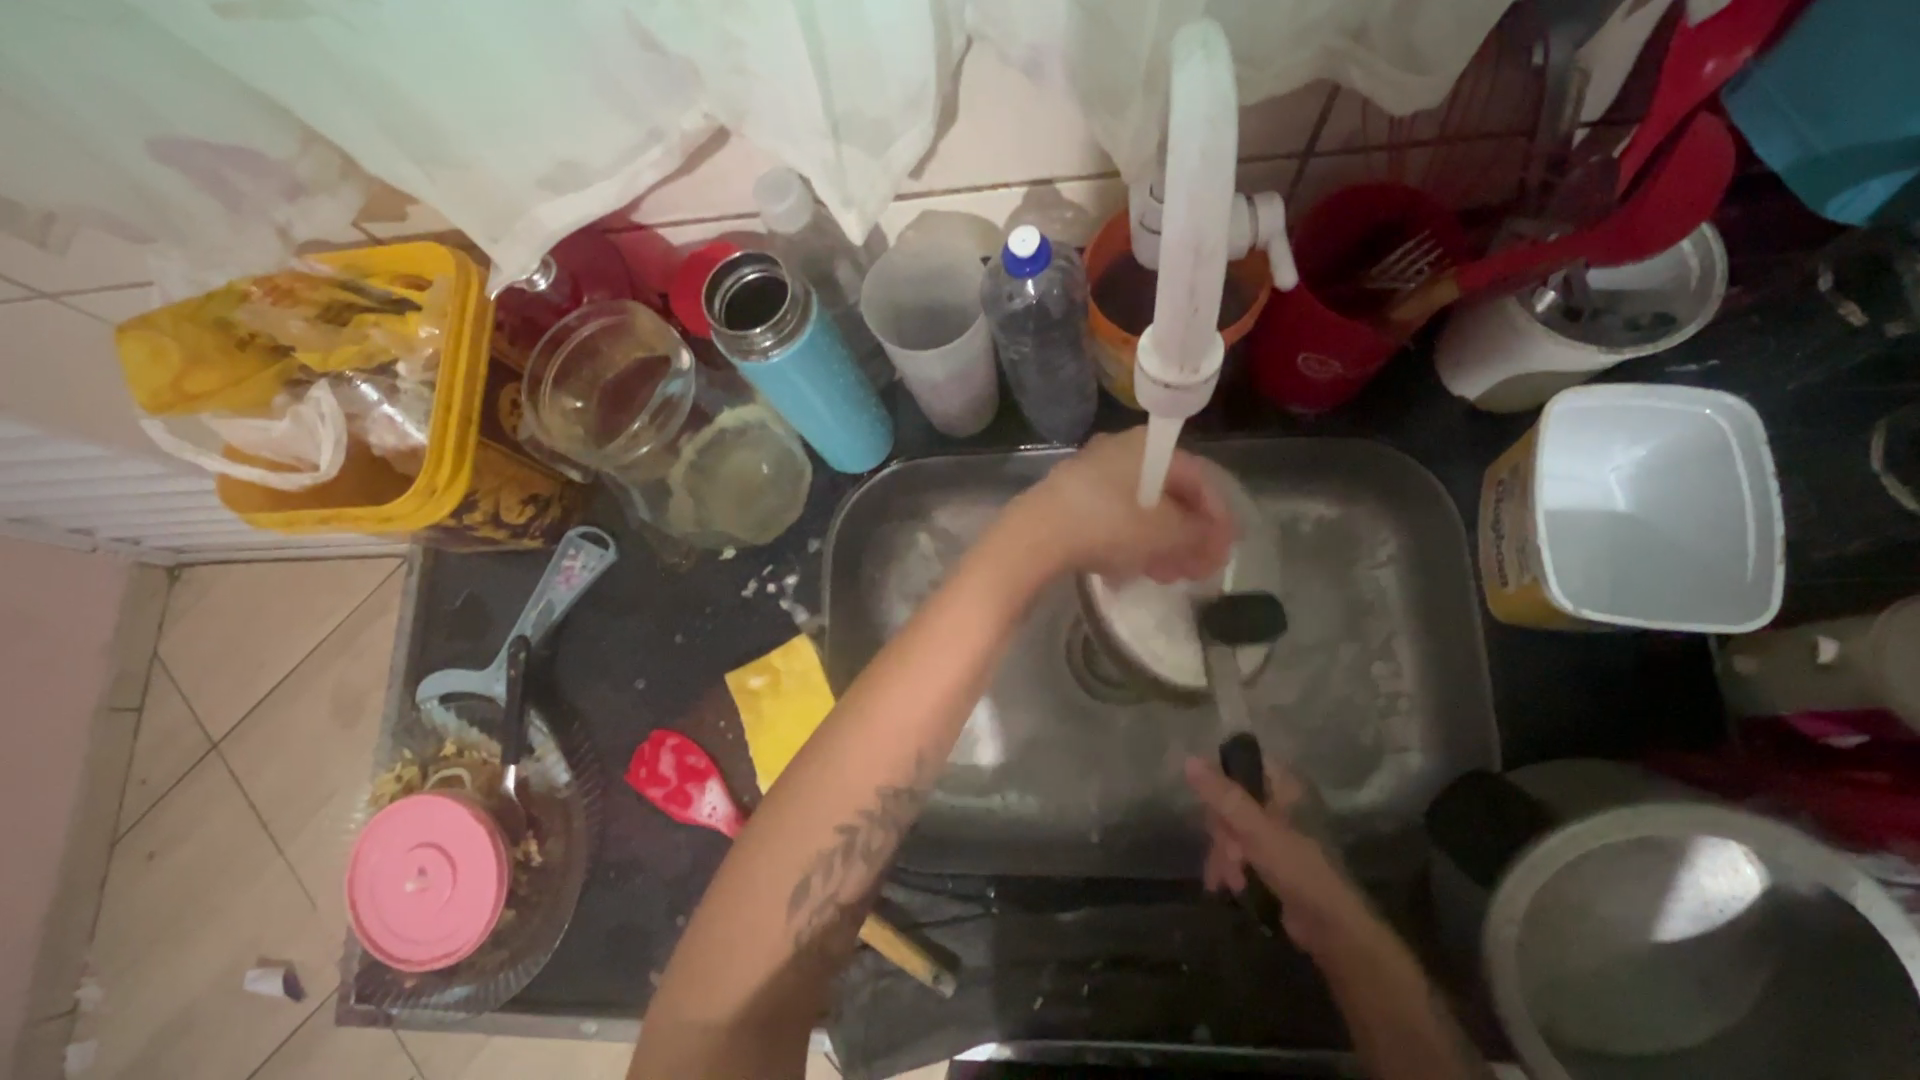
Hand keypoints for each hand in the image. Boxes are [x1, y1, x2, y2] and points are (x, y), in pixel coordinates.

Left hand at [1014, 427, 1235, 582]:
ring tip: (1169, 576)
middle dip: (1188, 535)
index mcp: (1147, 446)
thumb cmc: (1108, 525)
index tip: (1224, 550)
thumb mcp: (1165, 532)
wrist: (1034, 537)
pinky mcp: (1070, 500)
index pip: (1198, 477)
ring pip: (1141, 510)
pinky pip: (1113, 519)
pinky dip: (1132, 543)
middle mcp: (1120, 452)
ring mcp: (1091, 475)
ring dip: (1162, 544)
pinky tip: (1135, 570)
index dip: (1217, 516)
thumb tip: (1218, 539)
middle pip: (1169, 495)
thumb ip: (1199, 535)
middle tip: (1198, 570)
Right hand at [1185, 756, 1373, 954]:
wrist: (1328, 927)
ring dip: (1223, 856)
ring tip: (1228, 880)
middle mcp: (1280, 806)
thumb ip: (1223, 796)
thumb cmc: (1298, 870)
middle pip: (1231, 802)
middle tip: (1230, 854)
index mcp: (1286, 788)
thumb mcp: (1256, 830)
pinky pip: (1237, 854)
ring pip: (1230, 831)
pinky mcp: (1268, 862)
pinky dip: (1229, 869)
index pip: (1246, 765)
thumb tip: (1188, 759)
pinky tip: (1226, 886)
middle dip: (1222, 833)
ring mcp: (1274, 835)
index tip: (1213, 806)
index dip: (1222, 781)